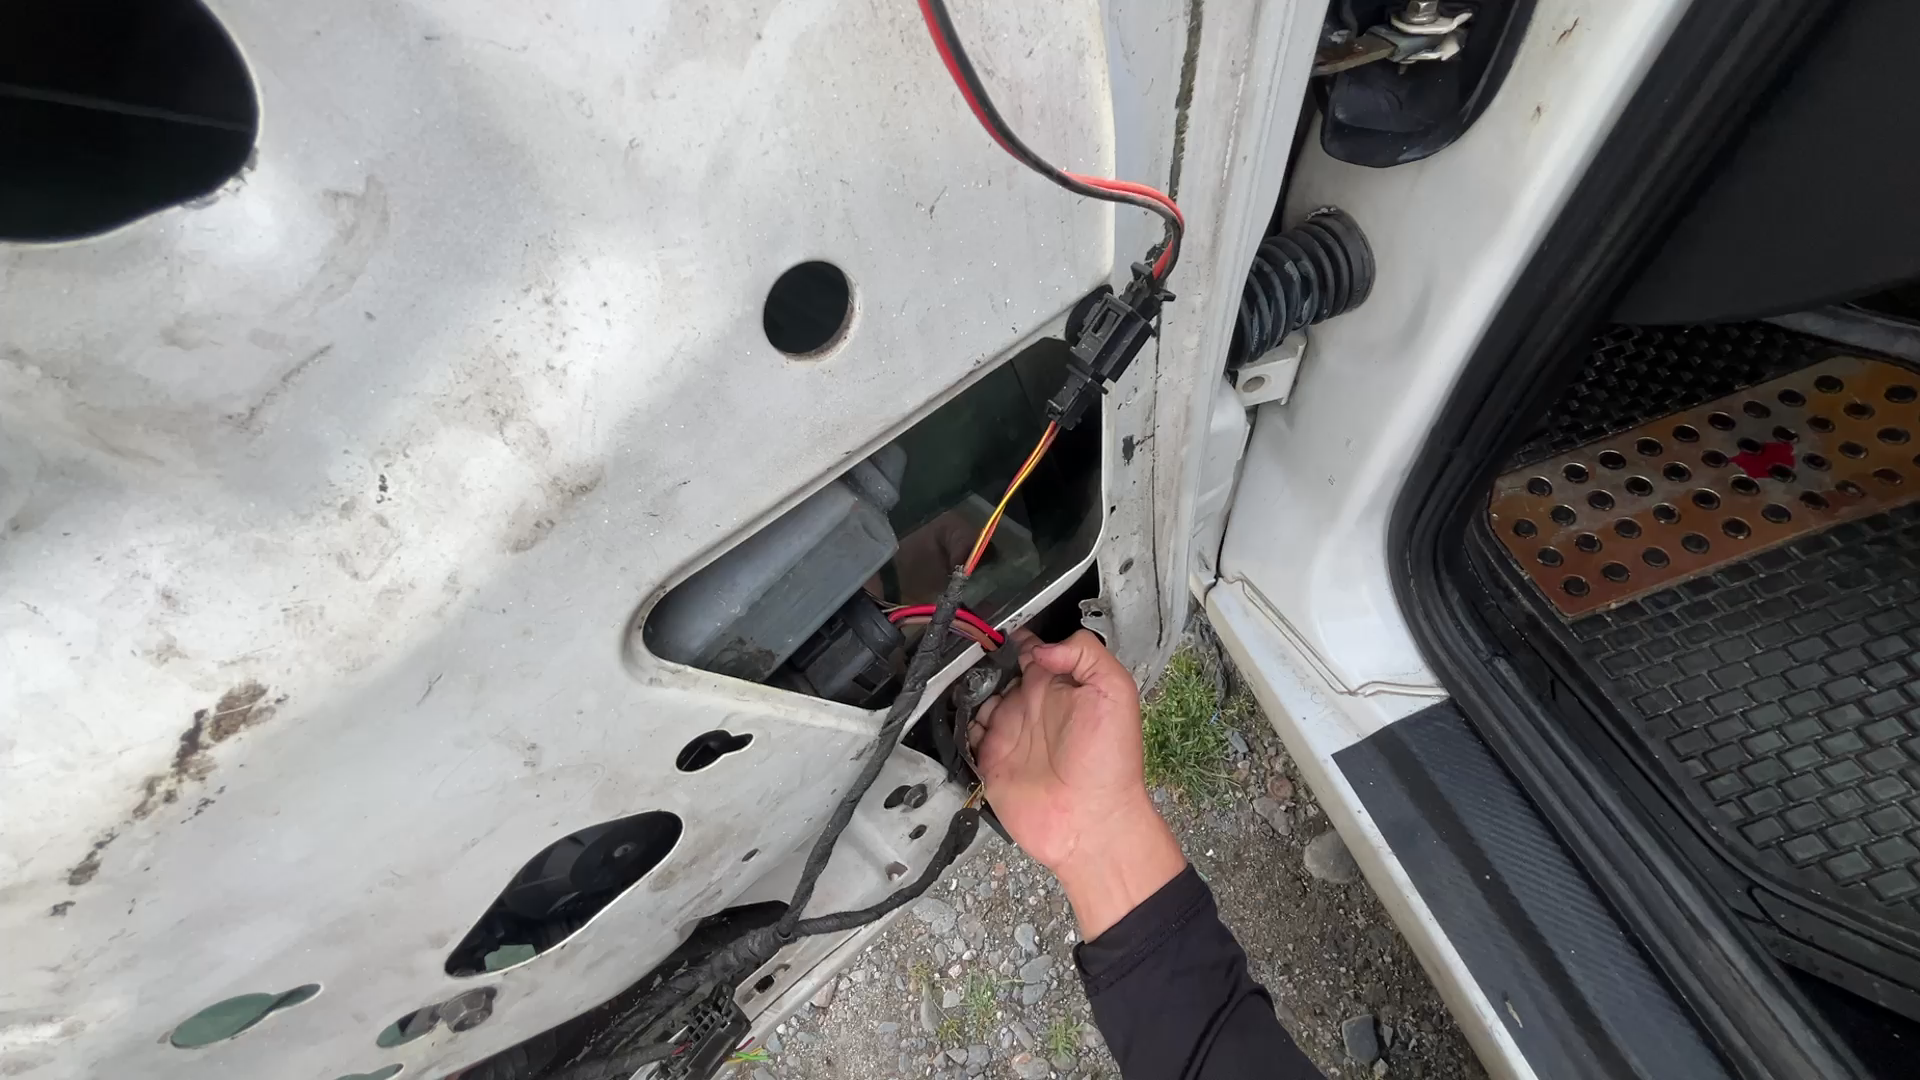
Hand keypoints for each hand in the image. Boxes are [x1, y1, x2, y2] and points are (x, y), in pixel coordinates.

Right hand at [972, 629, 1186, 939]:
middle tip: (966, 655)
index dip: (1009, 637)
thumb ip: (1084, 653)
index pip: (1026, 649)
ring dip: (961, 689)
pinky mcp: (989, 761)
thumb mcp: (1115, 691)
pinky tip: (955, 713)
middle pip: (992, 671)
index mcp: (1055, 685)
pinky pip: (963, 735)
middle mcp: (1027, 706)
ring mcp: (1006, 733)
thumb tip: (1041, 646)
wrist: (1092, 823)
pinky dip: (954, 723)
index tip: (993, 629)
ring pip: (972, 699)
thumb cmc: (1109, 761)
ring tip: (955, 684)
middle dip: (976, 660)